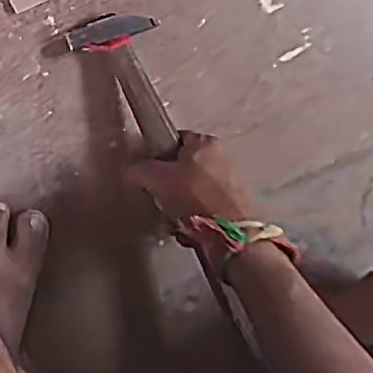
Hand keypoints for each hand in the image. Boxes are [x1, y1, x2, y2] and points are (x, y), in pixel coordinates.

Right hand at [124, 131, 257, 221]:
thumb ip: (137, 168)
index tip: (148, 169)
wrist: (229, 234)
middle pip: (184, 165)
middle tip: (157, 194)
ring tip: (171, 215)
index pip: (174, 138)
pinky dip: (195, 215)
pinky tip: (187, 227)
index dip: (157, 153)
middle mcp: (224, 157)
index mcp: (205, 142)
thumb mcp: (152, 176)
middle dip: (169, 181)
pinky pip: (206, 206)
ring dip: (180, 201)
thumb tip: (133, 171)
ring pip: (193, 188)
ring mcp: (234, 182)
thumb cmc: (191, 194)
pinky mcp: (238, 206)